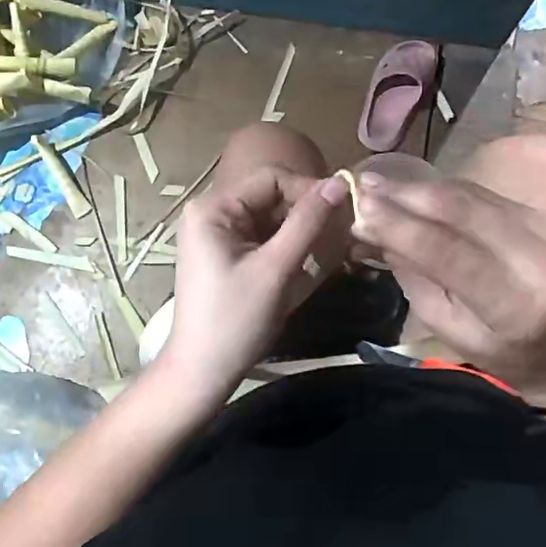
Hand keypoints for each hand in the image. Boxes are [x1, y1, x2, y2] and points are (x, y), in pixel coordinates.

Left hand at [158, 169, 349, 392]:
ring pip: (270, 219)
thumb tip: (339, 182)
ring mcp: (215, 234)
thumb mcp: (276, 269)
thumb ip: (308, 223)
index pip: (272, 178)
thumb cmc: (236, 319)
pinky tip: (302, 266)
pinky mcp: (223, 254)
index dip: (309, 190)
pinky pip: (261, 238)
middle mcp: (210, 212)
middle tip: (340, 237)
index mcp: (213, 208)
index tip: (343, 213)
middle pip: (271, 197)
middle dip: (305, 214)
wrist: (202, 368)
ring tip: (325, 253)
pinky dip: (284, 248)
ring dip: (298, 233)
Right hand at [348, 171, 545, 408]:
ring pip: (473, 195)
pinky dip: (442, 189)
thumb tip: (378, 236)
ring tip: (378, 182)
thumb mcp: (454, 334)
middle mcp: (542, 259)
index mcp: (519, 305)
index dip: (400, 228)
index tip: (359, 214)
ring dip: (420, 187)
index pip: (449, 253)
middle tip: (363, 187)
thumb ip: (418, 282)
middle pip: (464, 211)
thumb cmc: (509, 356)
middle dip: (406, 195)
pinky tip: (412, 188)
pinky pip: (484, 194)